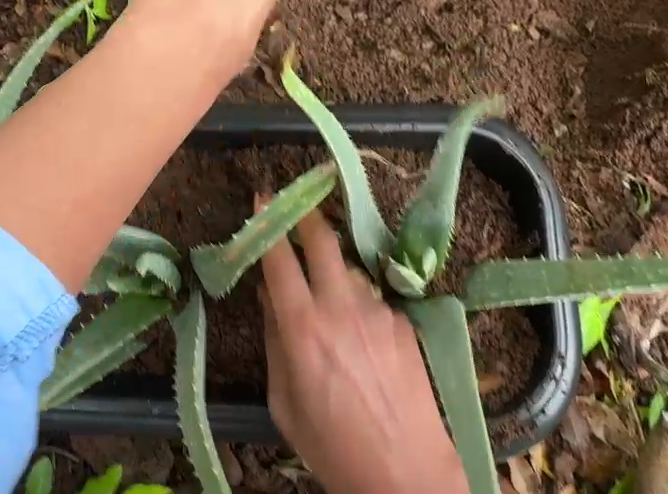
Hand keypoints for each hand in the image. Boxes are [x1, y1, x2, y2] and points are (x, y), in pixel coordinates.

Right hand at [260, 210, 465, 493]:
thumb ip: (275, 341)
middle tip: (297, 207)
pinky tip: (362, 342)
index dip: (268, 225)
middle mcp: (341, 308)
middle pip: (324, 241)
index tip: (261, 200)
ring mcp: (378, 312)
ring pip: (350, 271)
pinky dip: (360, 307)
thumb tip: (270, 296)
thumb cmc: (331, 447)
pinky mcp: (404, 323)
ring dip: (335, 272)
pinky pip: (373, 301)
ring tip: (331, 304)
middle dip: (307, 216)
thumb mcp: (284, 403)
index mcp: (303, 328)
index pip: (280, 260)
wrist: (406, 475)